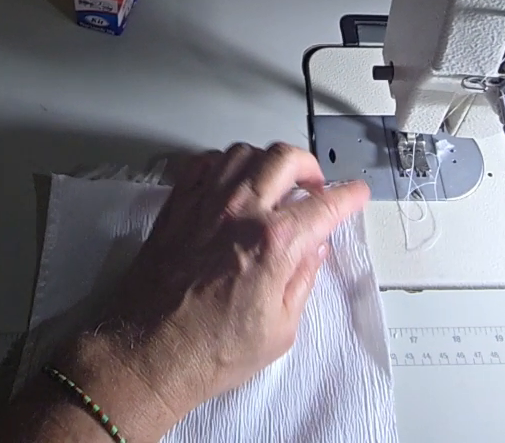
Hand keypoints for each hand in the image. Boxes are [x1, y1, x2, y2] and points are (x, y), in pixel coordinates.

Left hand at [52, 142, 370, 440]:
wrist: (149, 353)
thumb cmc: (207, 349)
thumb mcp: (279, 329)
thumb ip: (302, 279)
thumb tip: (314, 250)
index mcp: (274, 242)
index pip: (325, 205)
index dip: (348, 197)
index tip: (355, 193)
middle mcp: (242, 210)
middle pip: (286, 157)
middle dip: (309, 166)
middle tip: (314, 184)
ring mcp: (207, 201)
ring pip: (246, 151)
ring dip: (267, 162)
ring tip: (274, 181)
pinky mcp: (180, 203)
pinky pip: (206, 161)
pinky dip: (225, 164)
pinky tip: (231, 181)